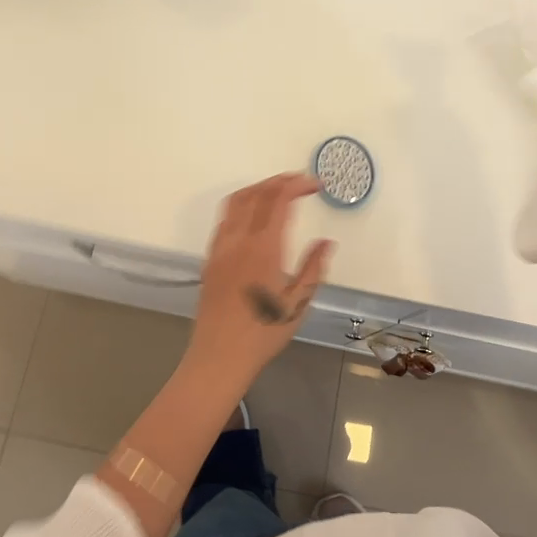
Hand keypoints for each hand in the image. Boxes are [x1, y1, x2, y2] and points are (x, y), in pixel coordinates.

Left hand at [189, 173, 334, 382]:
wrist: (219, 356)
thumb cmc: (263, 334)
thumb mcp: (298, 303)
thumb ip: (313, 268)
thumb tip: (326, 241)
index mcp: (264, 248)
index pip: (279, 199)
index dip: (298, 185)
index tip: (316, 186)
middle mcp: (239, 239)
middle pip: (257, 193)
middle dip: (281, 181)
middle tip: (301, 183)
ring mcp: (220, 247)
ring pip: (236, 200)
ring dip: (259, 188)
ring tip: (278, 192)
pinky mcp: (210, 257)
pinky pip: (225, 218)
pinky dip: (242, 204)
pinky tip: (254, 217)